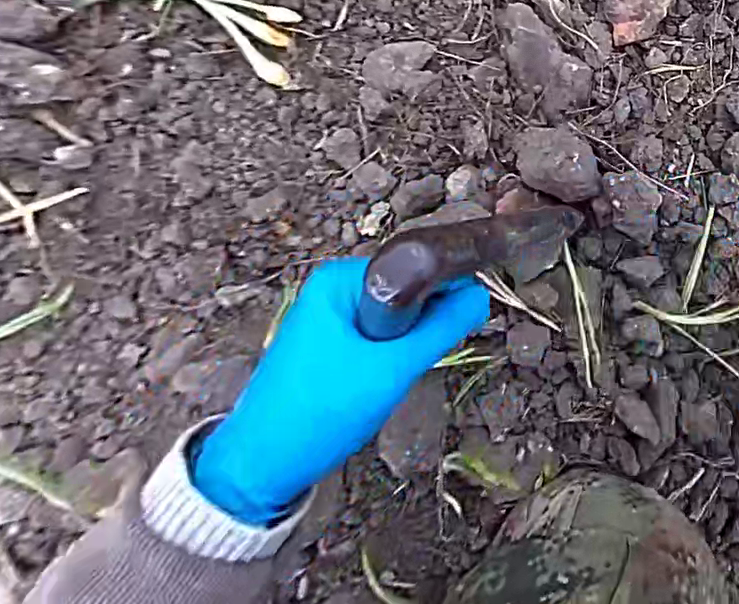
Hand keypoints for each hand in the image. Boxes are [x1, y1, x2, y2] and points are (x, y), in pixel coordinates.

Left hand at [193, 258, 487, 524]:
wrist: (256, 472)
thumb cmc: (320, 413)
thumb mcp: (396, 367)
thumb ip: (445, 325)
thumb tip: (482, 295)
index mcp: (340, 279)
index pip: (418, 267)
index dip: (445, 295)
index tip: (454, 325)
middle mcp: (333, 287)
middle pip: (411, 290)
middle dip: (424, 322)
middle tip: (415, 357)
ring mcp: (330, 312)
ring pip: (400, 313)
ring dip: (409, 340)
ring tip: (393, 371)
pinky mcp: (331, 337)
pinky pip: (383, 330)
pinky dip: (393, 351)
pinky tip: (381, 376)